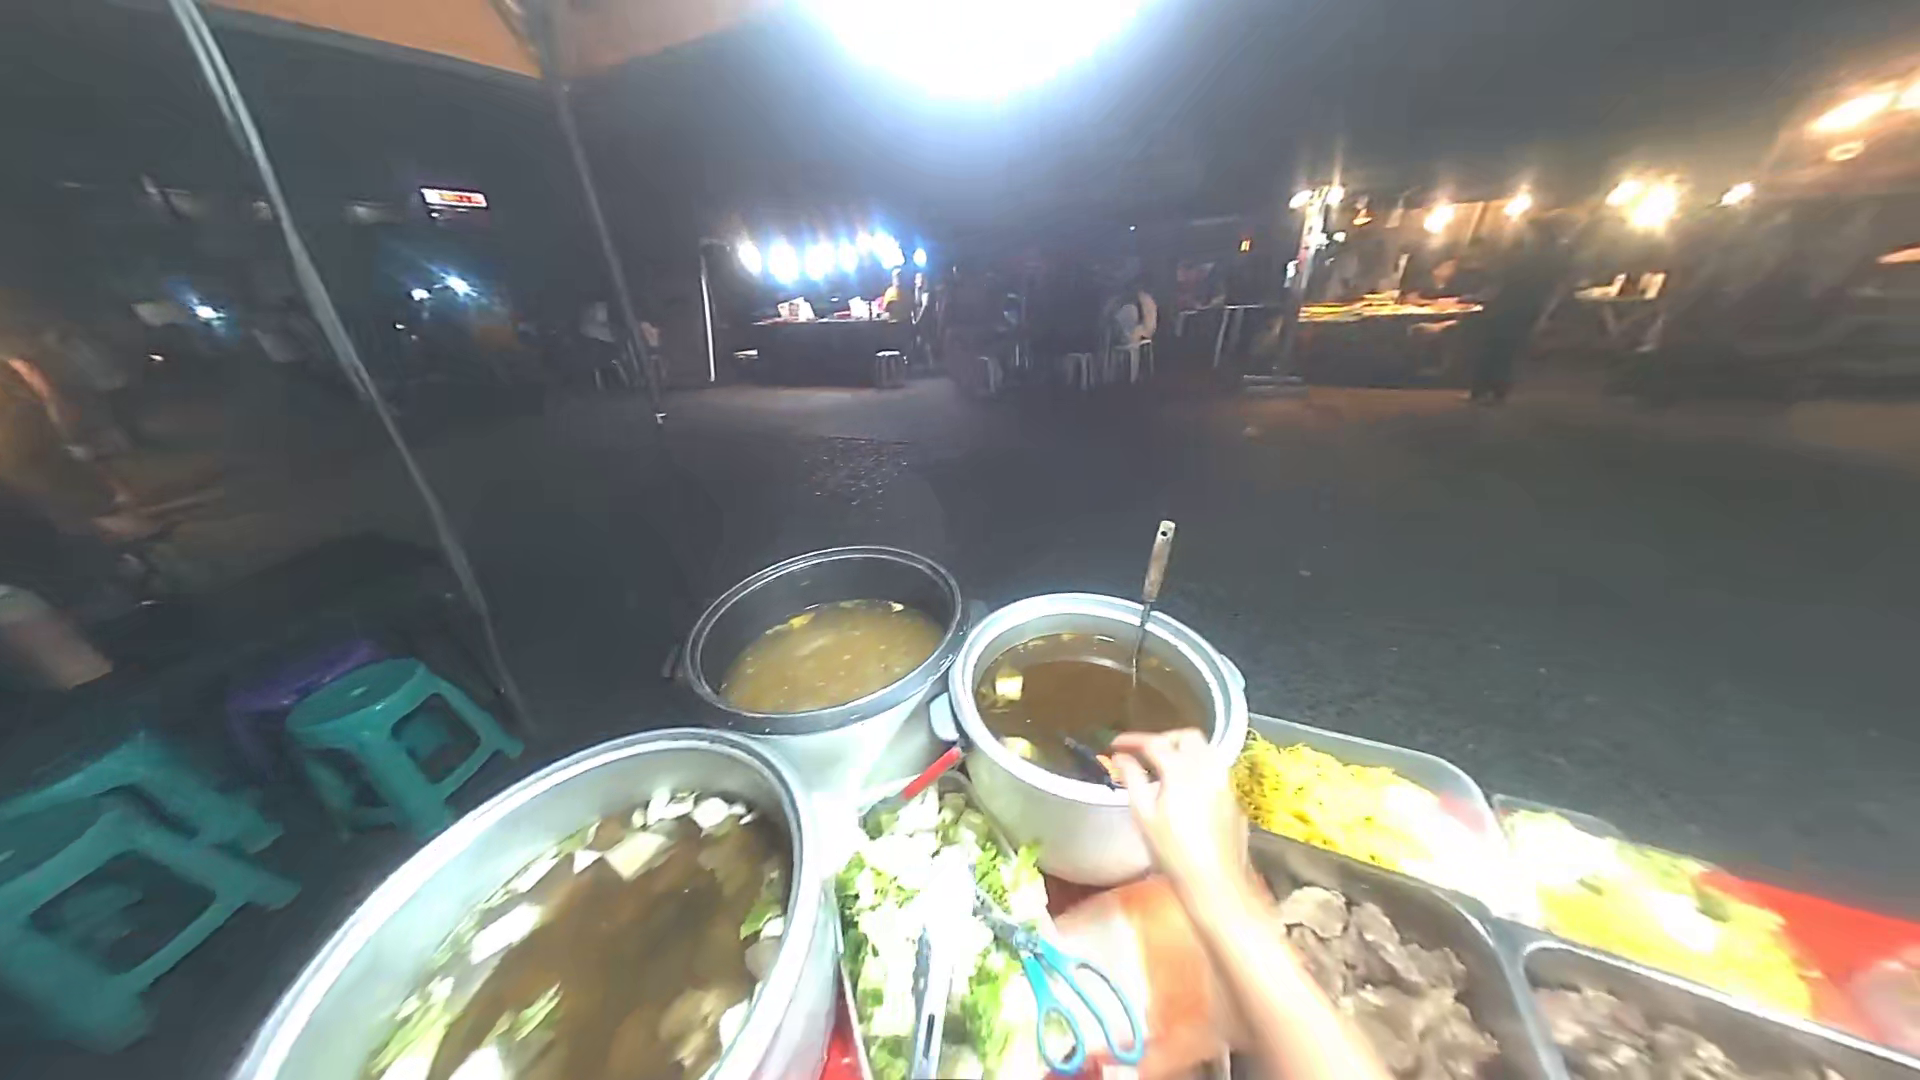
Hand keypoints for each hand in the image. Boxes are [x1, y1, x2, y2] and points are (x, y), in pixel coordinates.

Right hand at [1110, 730, 1249, 897]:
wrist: (1217, 886)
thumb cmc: (1173, 852)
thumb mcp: (1143, 815)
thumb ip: (1131, 778)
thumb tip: (1121, 757)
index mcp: (1182, 770)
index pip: (1155, 742)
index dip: (1132, 740)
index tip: (1116, 744)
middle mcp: (1208, 769)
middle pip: (1188, 737)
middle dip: (1165, 738)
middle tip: (1145, 752)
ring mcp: (1226, 784)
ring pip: (1207, 751)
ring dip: (1184, 751)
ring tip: (1165, 768)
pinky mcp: (1235, 800)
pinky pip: (1216, 772)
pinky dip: (1198, 769)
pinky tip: (1186, 790)